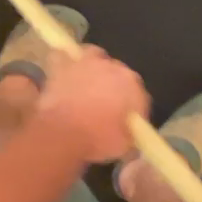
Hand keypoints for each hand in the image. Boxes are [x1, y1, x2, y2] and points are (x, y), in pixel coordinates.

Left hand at [37, 44, 149, 160]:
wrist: (63, 133)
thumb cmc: (97, 140)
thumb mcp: (122, 145)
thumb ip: (130, 132)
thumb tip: (129, 132)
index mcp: (133, 87)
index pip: (138, 94)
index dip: (131, 107)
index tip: (123, 120)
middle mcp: (114, 68)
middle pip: (117, 73)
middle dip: (112, 86)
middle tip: (103, 104)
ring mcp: (88, 63)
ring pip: (94, 56)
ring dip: (92, 66)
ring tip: (85, 81)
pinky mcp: (64, 64)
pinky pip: (64, 56)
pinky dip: (64, 62)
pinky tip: (63, 72)